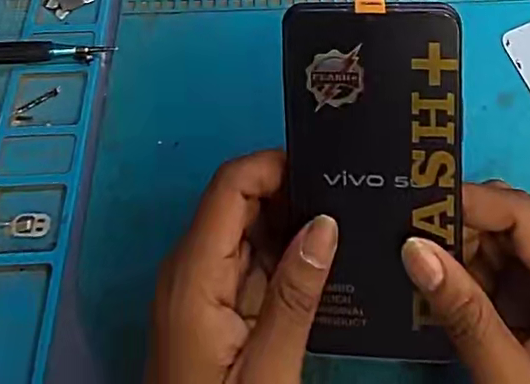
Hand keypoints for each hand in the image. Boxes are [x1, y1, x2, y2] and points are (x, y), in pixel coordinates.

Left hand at [147, 150, 338, 383]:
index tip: (320, 169)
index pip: (229, 185)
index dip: (272, 166)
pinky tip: (316, 262)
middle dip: (288, 191)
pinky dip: (281, 254)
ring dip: (288, 223)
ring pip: (246, 226)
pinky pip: (248, 259)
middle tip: (339, 195)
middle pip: (238, 200)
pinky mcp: (211, 304)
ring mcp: (199, 285)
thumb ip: (296, 295)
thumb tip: (325, 222)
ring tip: (338, 222)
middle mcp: (189, 267)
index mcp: (193, 273)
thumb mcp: (266, 374)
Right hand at [402, 181, 529, 383]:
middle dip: (456, 227)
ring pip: (498, 246)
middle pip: (509, 226)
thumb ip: (467, 317)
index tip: (417, 201)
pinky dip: (463, 278)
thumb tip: (416, 249)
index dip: (470, 200)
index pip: (524, 216)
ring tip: (413, 263)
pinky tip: (434, 289)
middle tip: (405, 236)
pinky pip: (497, 276)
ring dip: (455, 252)